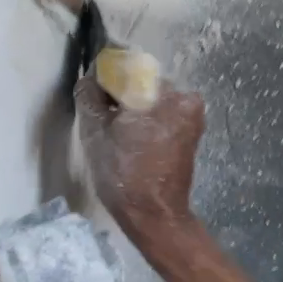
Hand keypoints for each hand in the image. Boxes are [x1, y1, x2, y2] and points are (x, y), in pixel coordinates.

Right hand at [76, 76, 205, 242]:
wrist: (156, 214)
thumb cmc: (123, 175)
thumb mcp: (94, 134)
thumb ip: (89, 97)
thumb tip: (89, 79)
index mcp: (159, 92)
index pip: (125, 67)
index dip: (104, 78)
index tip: (92, 96)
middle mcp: (182, 96)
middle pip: (142, 81)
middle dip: (121, 93)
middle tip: (103, 116)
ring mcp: (192, 113)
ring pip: (154, 97)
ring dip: (135, 107)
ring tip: (118, 131)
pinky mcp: (193, 130)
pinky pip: (165, 112)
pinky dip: (149, 119)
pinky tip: (134, 138)